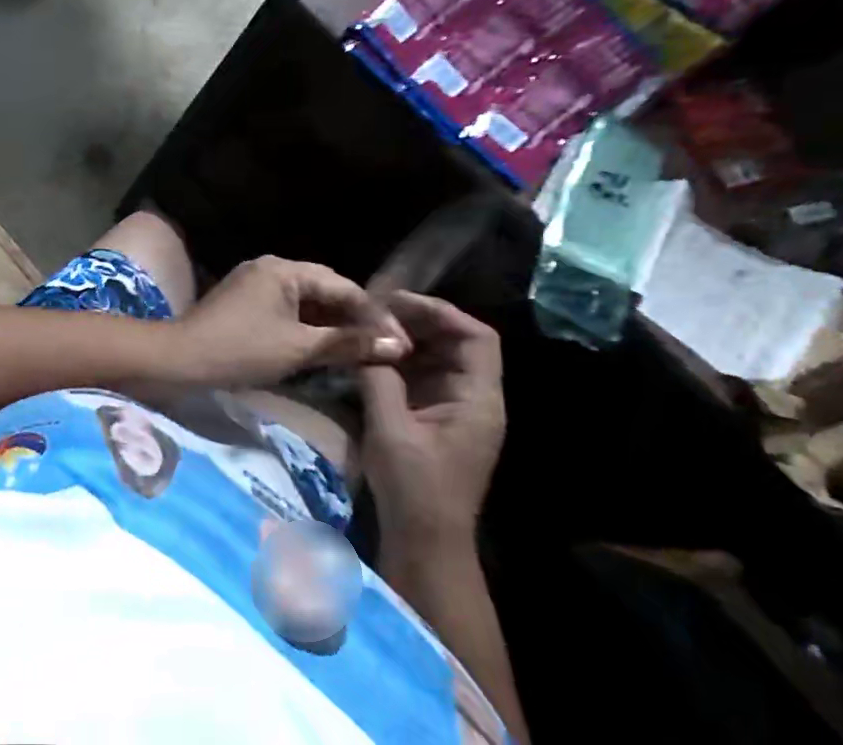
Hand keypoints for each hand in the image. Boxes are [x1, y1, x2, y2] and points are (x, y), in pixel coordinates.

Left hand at [169, 256, 408, 388]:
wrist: (180, 359)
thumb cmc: (240, 350)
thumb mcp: (299, 348)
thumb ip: (347, 343)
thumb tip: (395, 345)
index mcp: (283, 269)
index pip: (344, 287)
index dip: (375, 317)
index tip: (401, 345)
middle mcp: (269, 267)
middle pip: (326, 289)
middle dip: (355, 317)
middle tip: (384, 347)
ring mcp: (254, 283)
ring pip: (306, 300)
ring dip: (332, 323)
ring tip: (361, 349)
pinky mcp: (244, 301)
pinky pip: (286, 308)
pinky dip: (308, 326)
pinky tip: (325, 346)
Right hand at [357, 292, 505, 546]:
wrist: (425, 541)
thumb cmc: (415, 486)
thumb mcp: (389, 428)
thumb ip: (378, 379)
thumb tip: (364, 338)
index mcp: (478, 399)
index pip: (476, 337)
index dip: (439, 311)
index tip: (394, 301)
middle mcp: (474, 398)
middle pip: (455, 342)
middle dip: (416, 321)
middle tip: (371, 311)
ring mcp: (454, 409)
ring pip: (436, 358)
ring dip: (403, 340)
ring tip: (364, 329)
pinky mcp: (434, 419)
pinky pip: (420, 377)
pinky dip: (396, 362)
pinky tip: (367, 358)